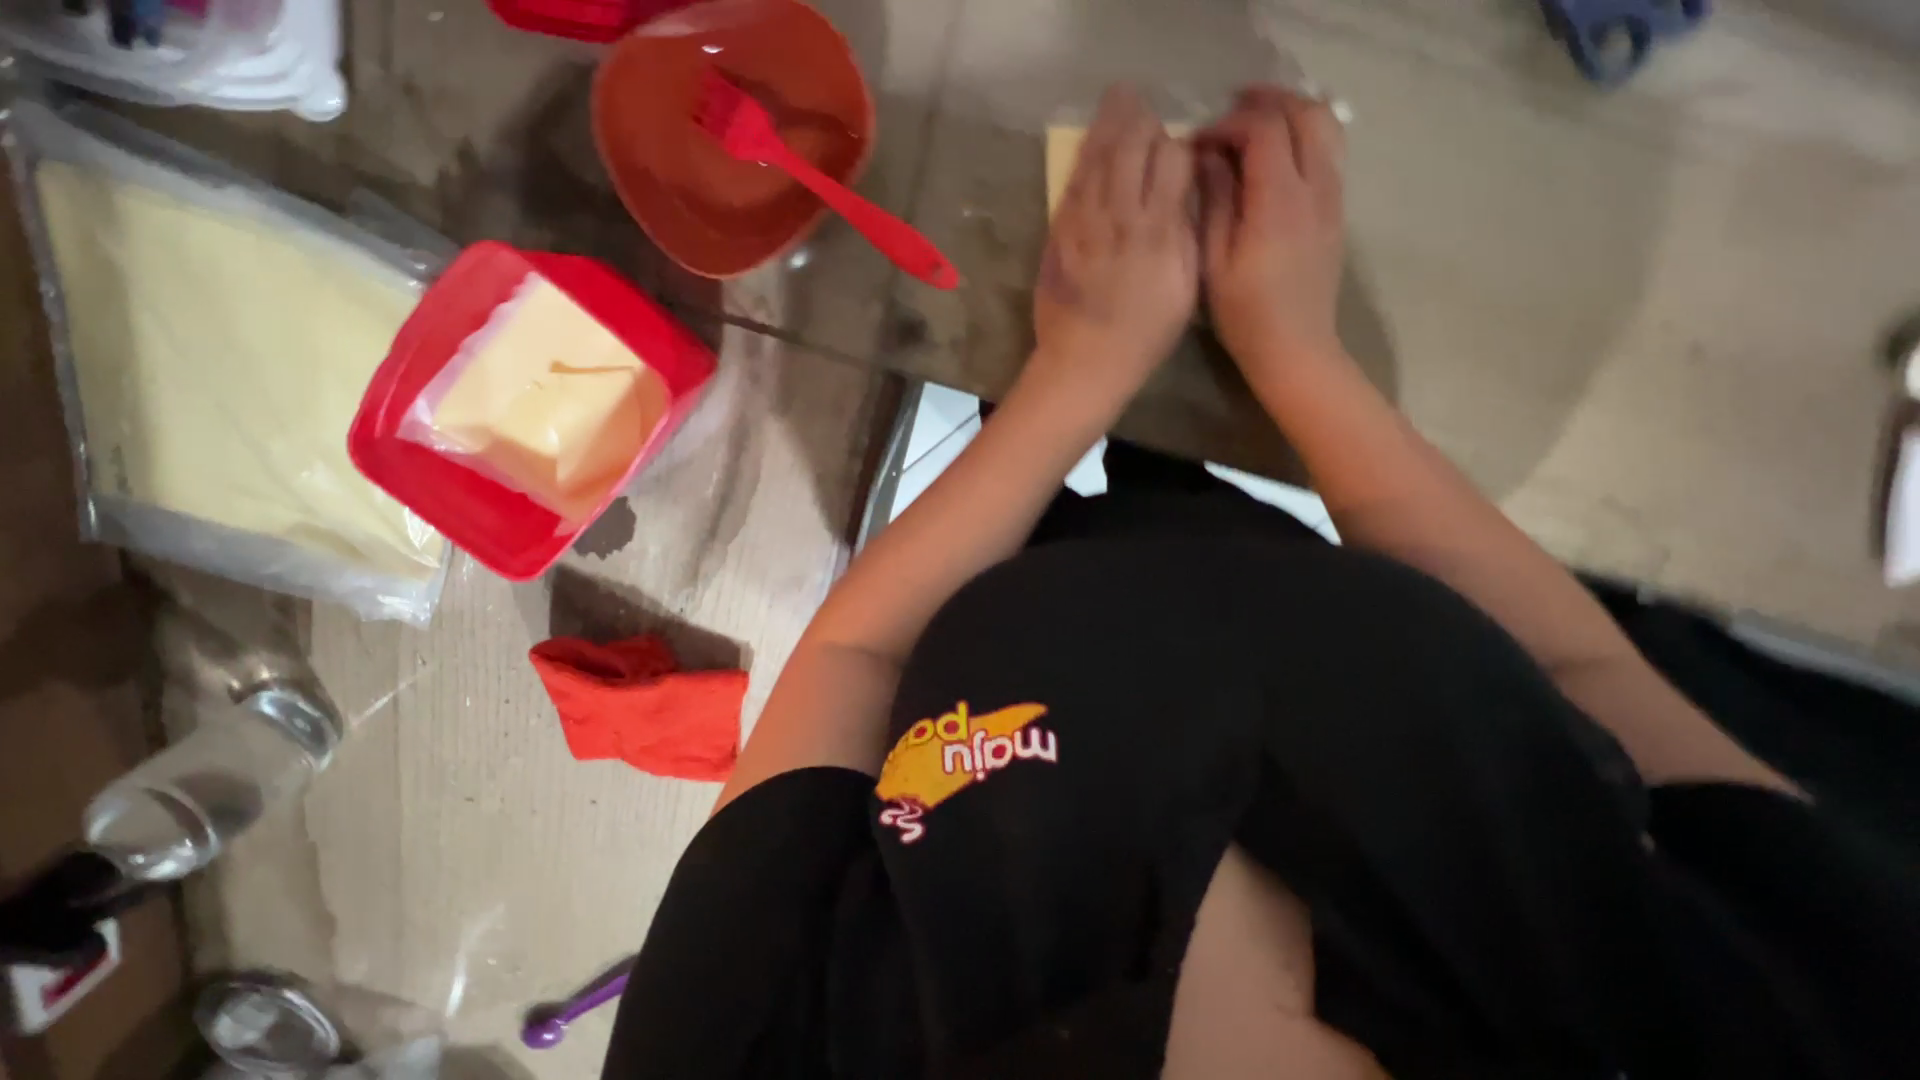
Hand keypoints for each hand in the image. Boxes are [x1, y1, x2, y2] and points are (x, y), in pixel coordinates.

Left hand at [1026, 85, 1197, 411]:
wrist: (1084, 363)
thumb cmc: (1144, 335)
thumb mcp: (1184, 288)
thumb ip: (1185, 235)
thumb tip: (1185, 195)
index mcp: (1158, 231)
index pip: (1172, 160)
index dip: (1178, 146)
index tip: (1180, 150)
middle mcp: (1121, 216)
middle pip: (1132, 147)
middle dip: (1141, 121)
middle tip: (1145, 108)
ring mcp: (1084, 222)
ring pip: (1098, 158)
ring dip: (1110, 126)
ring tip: (1119, 101)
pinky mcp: (1058, 233)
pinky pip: (1073, 183)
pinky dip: (1084, 157)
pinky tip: (1092, 143)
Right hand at [1196, 86, 1347, 385]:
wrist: (1296, 348)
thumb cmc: (1245, 313)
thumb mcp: (1214, 260)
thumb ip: (1215, 200)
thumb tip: (1208, 156)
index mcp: (1279, 201)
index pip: (1263, 129)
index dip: (1228, 124)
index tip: (1198, 142)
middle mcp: (1315, 188)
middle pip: (1305, 113)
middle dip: (1265, 103)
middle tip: (1228, 112)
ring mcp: (1332, 197)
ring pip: (1326, 125)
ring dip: (1290, 113)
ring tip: (1255, 123)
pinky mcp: (1336, 210)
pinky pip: (1330, 150)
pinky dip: (1304, 135)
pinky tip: (1275, 153)